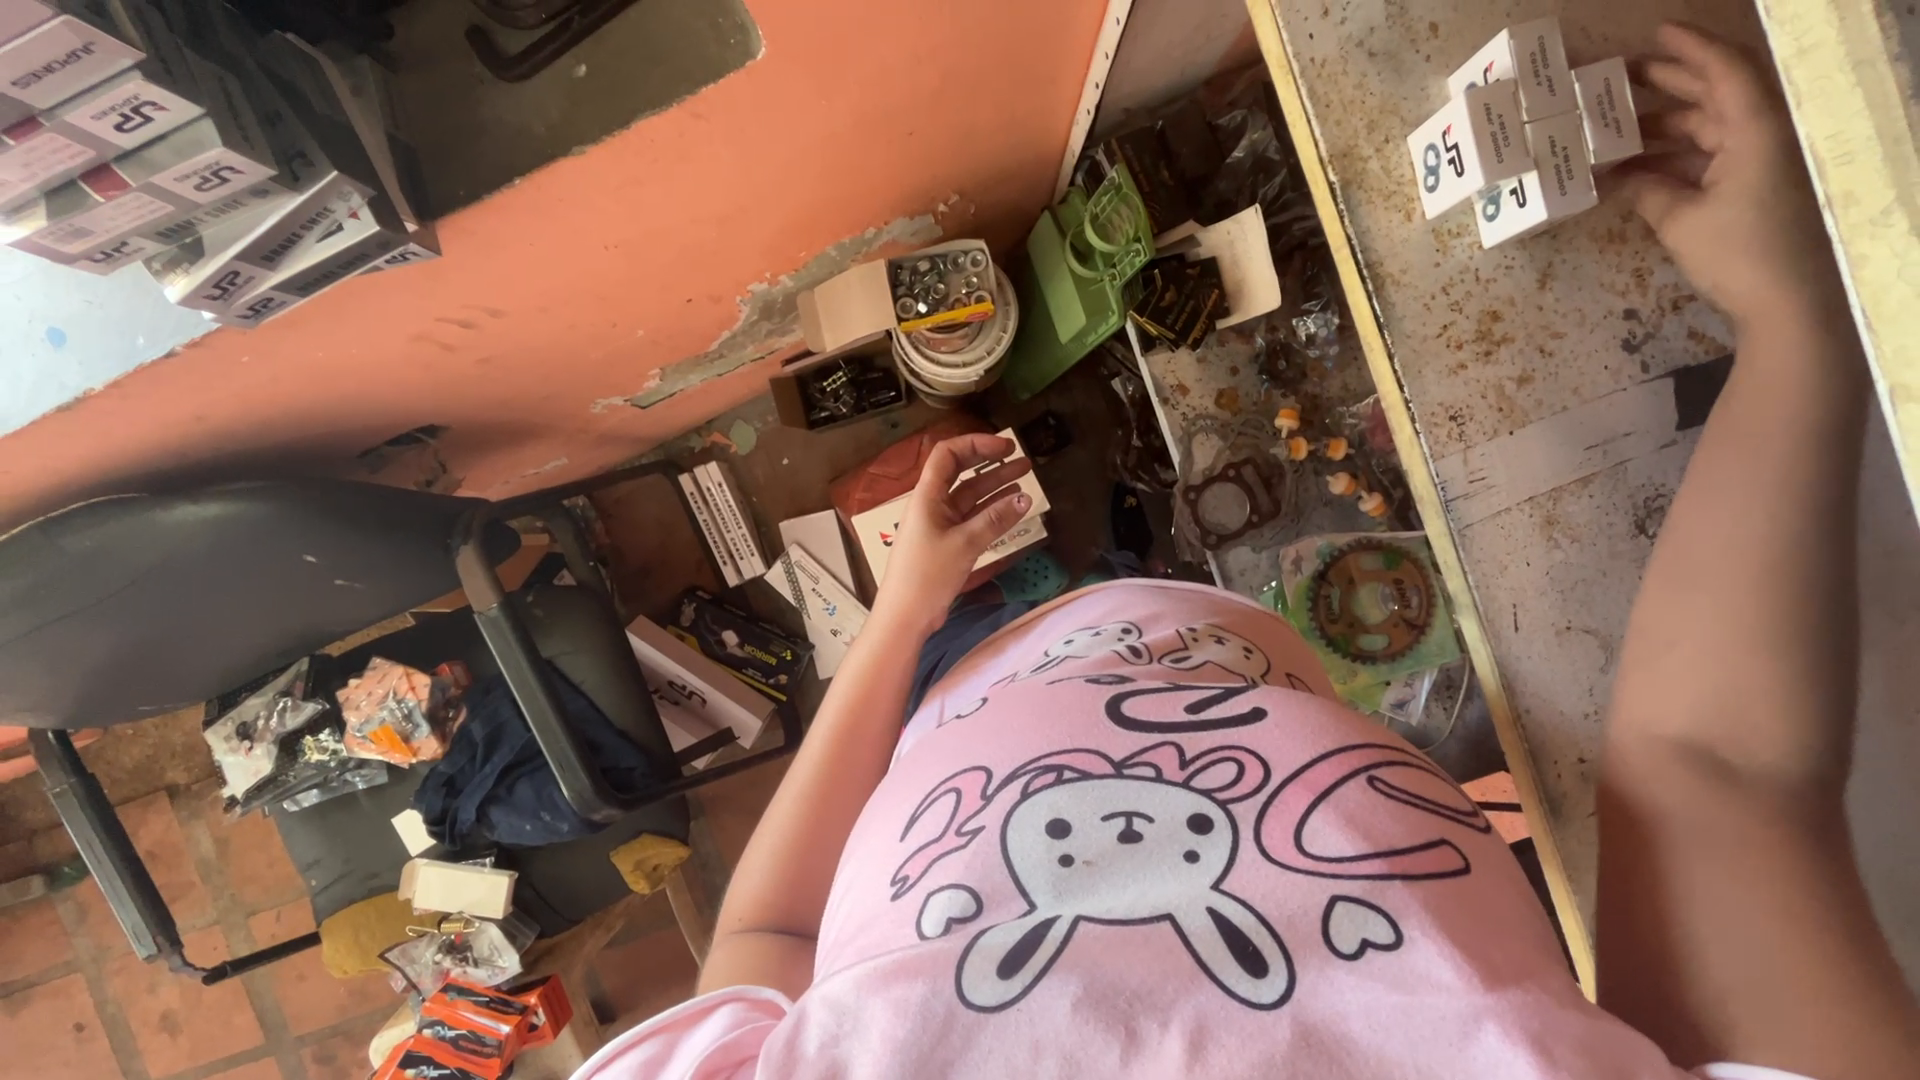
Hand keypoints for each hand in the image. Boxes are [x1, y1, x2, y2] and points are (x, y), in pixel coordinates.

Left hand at [871, 434, 1033, 638]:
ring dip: (995, 487)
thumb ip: (995, 519)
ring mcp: (940, 524)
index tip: (1005, 447)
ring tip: (1026, 480)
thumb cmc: (927, 575)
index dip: (976, 444)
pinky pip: (972, 519)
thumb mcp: (965, 544)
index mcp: (927, 496)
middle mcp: (932, 505)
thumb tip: (1025, 499)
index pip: (948, 454)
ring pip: (970, 497)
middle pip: (961, 473)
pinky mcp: (947, 544)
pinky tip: (1013, 508)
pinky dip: (991, 511)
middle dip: (991, 464)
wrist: (905, 616)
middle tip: (1021, 459)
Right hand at [1625, 24, 1842, 333]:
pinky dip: (1665, 161)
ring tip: (1609, 129)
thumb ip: (1646, 190)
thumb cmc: (1737, 251)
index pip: (1724, 72)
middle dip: (1668, 83)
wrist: (1784, 298)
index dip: (1690, 49)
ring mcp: (1753, 163)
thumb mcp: (1680, 220)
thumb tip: (1613, 176)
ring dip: (1657, 128)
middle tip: (1617, 80)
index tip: (1655, 33)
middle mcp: (1759, 137)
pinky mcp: (1743, 189)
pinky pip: (1699, 161)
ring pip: (1701, 130)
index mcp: (1754, 130)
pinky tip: (1627, 169)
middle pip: (1713, 95)